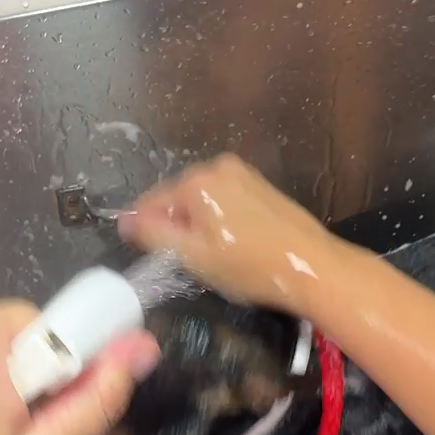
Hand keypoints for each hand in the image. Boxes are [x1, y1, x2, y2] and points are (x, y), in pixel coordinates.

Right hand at [118, 154, 339, 309]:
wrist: (311, 267)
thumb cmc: (248, 266)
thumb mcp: (191, 255)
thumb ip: (151, 234)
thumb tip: (123, 220)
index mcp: (196, 182)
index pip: (150, 204)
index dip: (146, 233)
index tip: (153, 258)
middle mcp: (218, 168)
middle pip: (177, 200)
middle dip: (176, 229)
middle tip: (189, 262)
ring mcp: (243, 175)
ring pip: (201, 203)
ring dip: (198, 227)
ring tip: (214, 257)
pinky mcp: (261, 187)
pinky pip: (223, 202)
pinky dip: (218, 222)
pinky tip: (232, 246)